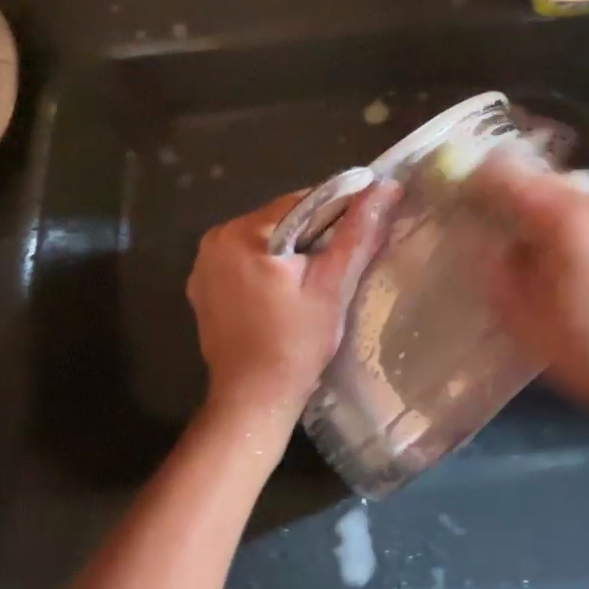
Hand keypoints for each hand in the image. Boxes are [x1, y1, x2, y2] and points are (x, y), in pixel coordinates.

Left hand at [187, 182, 399, 432]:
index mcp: (240, 232)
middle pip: (279, 221)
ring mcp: (203, 266)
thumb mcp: (332, 284)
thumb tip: (385, 187)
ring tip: (317, 279)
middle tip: (341, 259)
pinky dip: (266, 270)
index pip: (299, 202)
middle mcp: (214, 240)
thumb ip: (357, 232)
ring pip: (262, 242)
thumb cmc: (295, 342)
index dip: (336, 210)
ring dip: (289, 252)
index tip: (361, 226)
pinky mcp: (203, 290)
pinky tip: (286, 294)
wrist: (253, 400)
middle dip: (311, 234)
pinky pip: (244, 264)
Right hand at [462, 152, 588, 429]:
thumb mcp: (520, 315)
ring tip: (532, 248)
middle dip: (512, 197)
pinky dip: (573, 221)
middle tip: (493, 229)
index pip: (506, 173)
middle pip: (540, 178)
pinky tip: (570, 260)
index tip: (459, 199)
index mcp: (566, 215)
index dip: (476, 181)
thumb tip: (483, 236)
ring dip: (543, 209)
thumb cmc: (588, 351)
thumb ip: (493, 265)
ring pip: (568, 193)